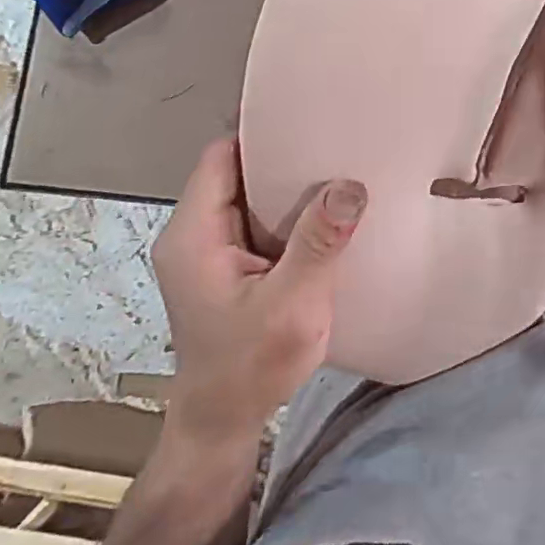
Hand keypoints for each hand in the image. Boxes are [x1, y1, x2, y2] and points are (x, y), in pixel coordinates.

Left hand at [151, 138, 366, 440]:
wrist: (222, 424)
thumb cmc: (249, 367)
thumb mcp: (291, 306)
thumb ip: (318, 244)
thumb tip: (351, 185)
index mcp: (193, 235)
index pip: (220, 157)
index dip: (260, 134)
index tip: (309, 119)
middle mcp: (193, 235)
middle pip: (234, 172)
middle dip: (281, 157)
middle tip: (334, 145)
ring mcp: (208, 252)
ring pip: (248, 196)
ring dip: (287, 188)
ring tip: (335, 172)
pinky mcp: (226, 268)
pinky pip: (256, 222)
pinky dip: (287, 214)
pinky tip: (323, 216)